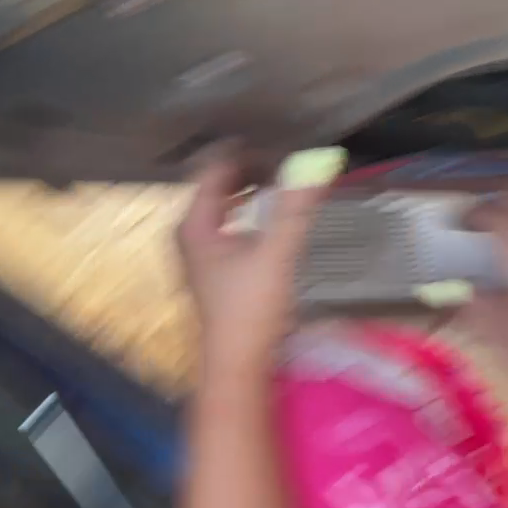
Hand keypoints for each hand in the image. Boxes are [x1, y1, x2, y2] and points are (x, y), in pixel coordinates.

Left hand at [175, 146, 324, 375]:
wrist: (238, 366)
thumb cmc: (250, 310)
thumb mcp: (277, 254)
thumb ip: (296, 207)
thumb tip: (319, 164)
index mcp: (194, 224)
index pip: (214, 168)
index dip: (245, 151)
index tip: (278, 141)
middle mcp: (188, 236)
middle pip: (216, 187)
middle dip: (248, 169)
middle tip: (283, 157)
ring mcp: (199, 257)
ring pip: (222, 209)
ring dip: (249, 193)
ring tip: (280, 182)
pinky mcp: (213, 274)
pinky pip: (229, 228)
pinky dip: (249, 216)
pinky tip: (272, 222)